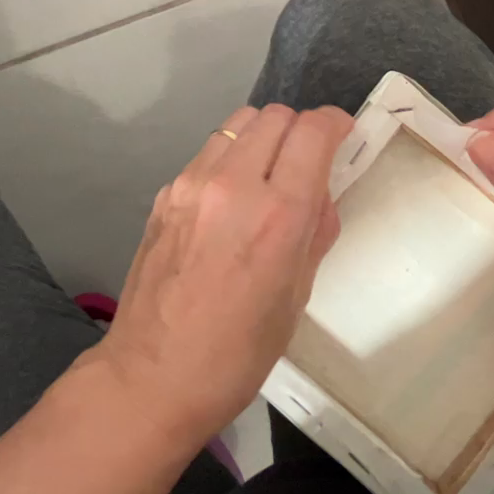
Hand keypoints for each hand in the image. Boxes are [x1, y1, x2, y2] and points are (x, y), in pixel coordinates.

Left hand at [87, 104, 350, 444]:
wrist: (150, 377)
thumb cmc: (236, 354)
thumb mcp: (296, 298)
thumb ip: (315, 233)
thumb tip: (319, 195)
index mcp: (277, 215)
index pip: (312, 132)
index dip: (334, 124)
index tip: (342, 135)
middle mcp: (232, 184)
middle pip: (275, 116)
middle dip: (300, 129)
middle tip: (306, 162)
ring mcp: (191, 184)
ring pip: (238, 124)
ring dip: (262, 137)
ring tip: (266, 177)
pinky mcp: (165, 193)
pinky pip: (209, 153)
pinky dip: (230, 159)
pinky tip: (229, 201)